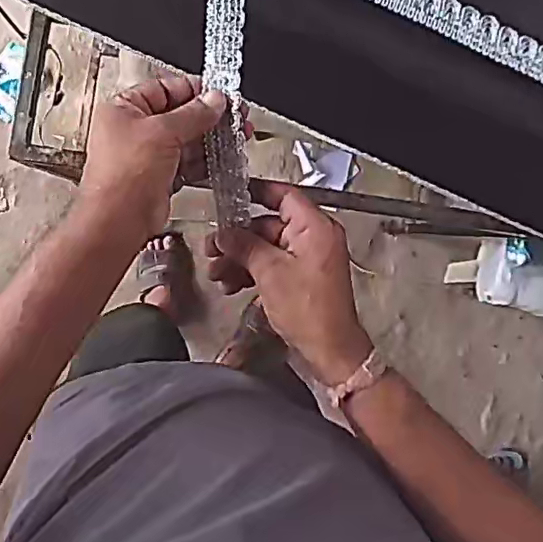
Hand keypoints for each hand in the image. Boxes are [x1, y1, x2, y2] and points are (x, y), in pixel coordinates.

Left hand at [79, 73, 227, 238]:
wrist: (118, 221)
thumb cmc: (122, 176)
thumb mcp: (162, 132)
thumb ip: (193, 114)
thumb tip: (213, 100)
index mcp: (124, 110)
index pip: (163, 89)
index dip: (193, 90)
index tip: (219, 93)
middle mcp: (132, 132)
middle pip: (177, 116)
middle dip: (208, 117)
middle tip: (235, 116)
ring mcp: (146, 157)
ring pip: (184, 142)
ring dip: (210, 141)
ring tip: (235, 136)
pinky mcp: (158, 180)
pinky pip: (186, 166)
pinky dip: (204, 163)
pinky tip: (222, 159)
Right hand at [204, 181, 374, 384]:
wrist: (328, 349)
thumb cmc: (312, 312)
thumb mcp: (270, 272)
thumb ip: (244, 246)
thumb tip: (225, 234)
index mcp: (315, 229)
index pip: (284, 196)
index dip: (257, 193)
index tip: (234, 193)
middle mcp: (315, 239)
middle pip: (269, 225)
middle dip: (238, 238)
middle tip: (214, 247)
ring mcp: (308, 259)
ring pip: (266, 247)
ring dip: (240, 258)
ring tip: (217, 271)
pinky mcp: (301, 278)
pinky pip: (272, 265)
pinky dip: (251, 272)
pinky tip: (231, 283)